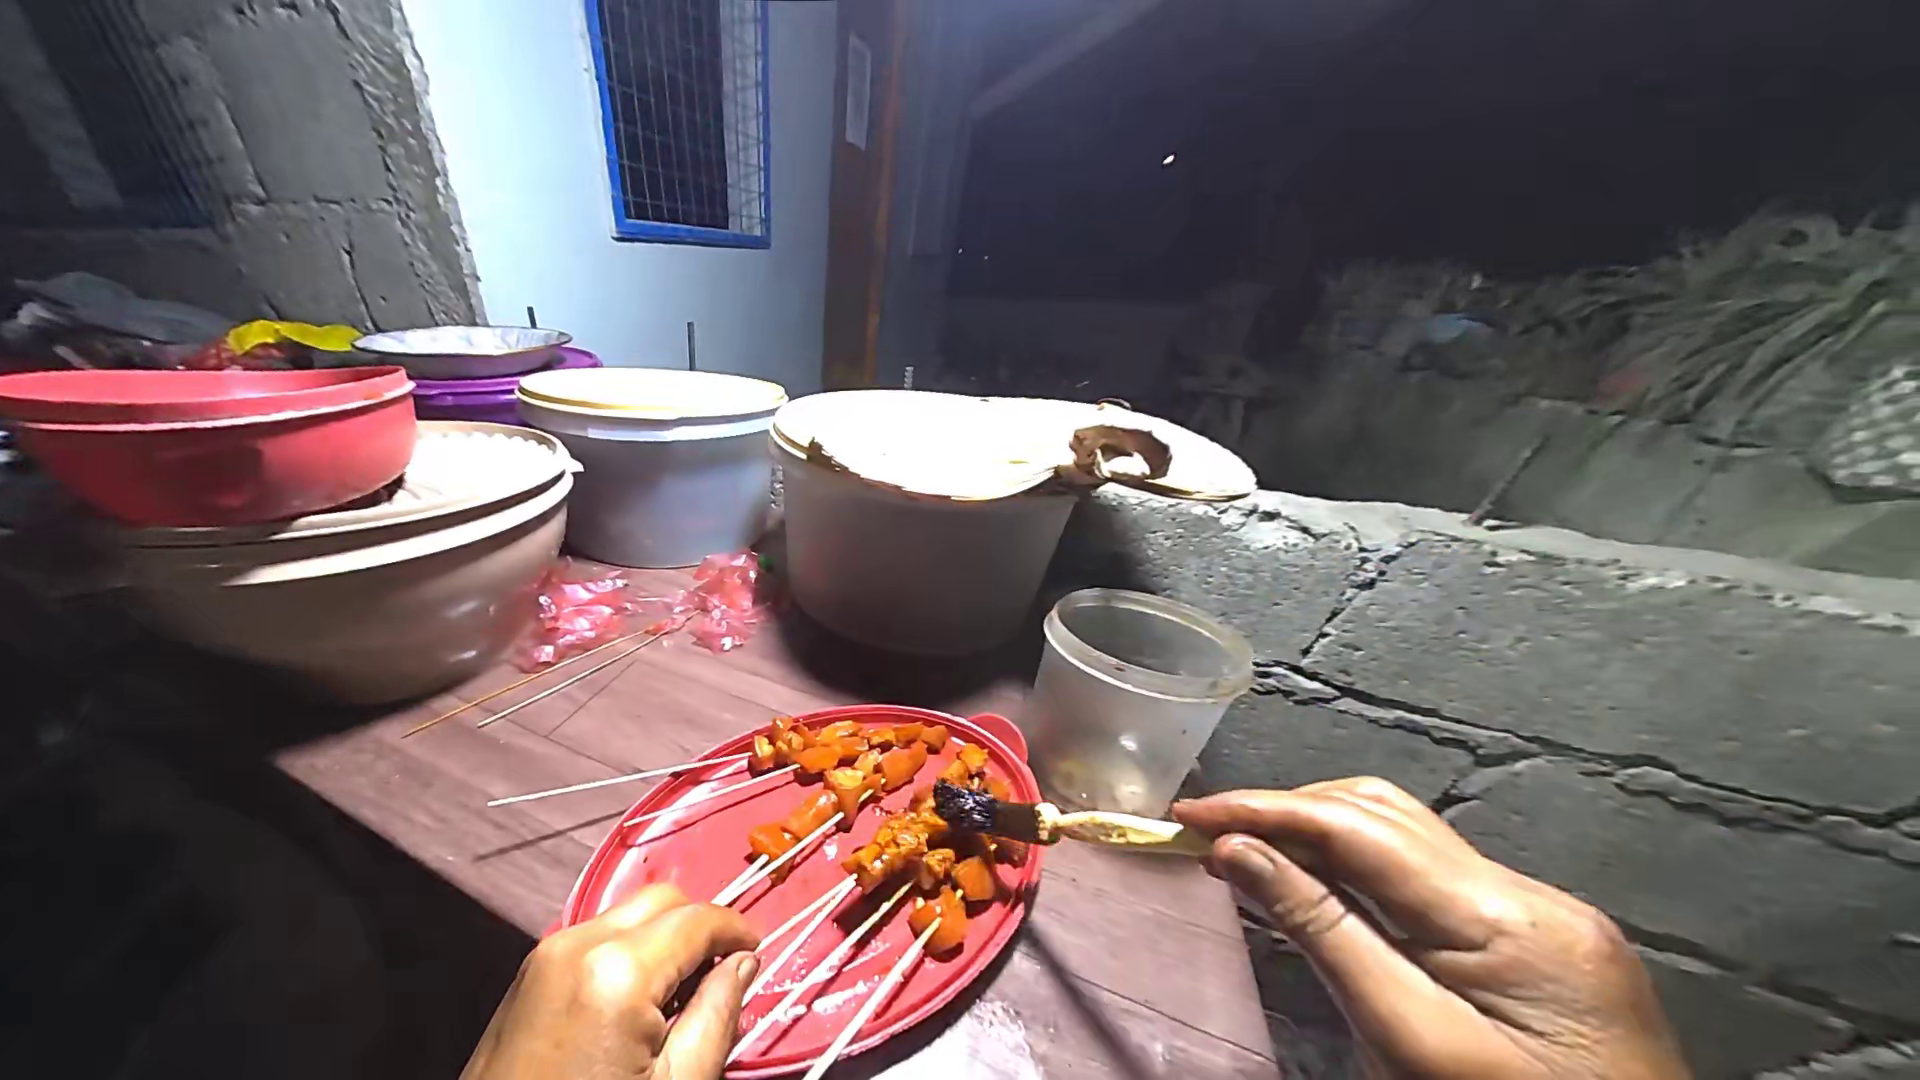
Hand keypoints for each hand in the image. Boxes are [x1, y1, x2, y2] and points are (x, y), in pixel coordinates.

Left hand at [461, 884, 760, 1079]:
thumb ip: (717, 1015)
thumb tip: (742, 964)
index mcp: (617, 971)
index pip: (699, 919)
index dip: (736, 930)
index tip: (755, 951)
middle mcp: (579, 944)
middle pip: (664, 900)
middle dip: (699, 925)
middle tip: (719, 970)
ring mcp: (545, 956)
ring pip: (631, 913)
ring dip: (664, 935)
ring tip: (679, 990)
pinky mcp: (527, 975)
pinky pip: (598, 935)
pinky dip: (630, 948)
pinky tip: (637, 997)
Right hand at [1174, 779, 1688, 1079]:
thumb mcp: (1409, 1046)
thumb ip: (1322, 934)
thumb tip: (1234, 851)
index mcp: (1510, 920)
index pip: (1357, 828)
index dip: (1264, 809)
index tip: (1192, 814)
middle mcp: (1524, 892)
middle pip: (1376, 812)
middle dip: (1285, 812)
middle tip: (1214, 834)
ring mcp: (1530, 908)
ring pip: (1394, 829)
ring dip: (1313, 828)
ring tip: (1251, 846)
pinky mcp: (1523, 931)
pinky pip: (1415, 868)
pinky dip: (1350, 861)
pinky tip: (1313, 877)